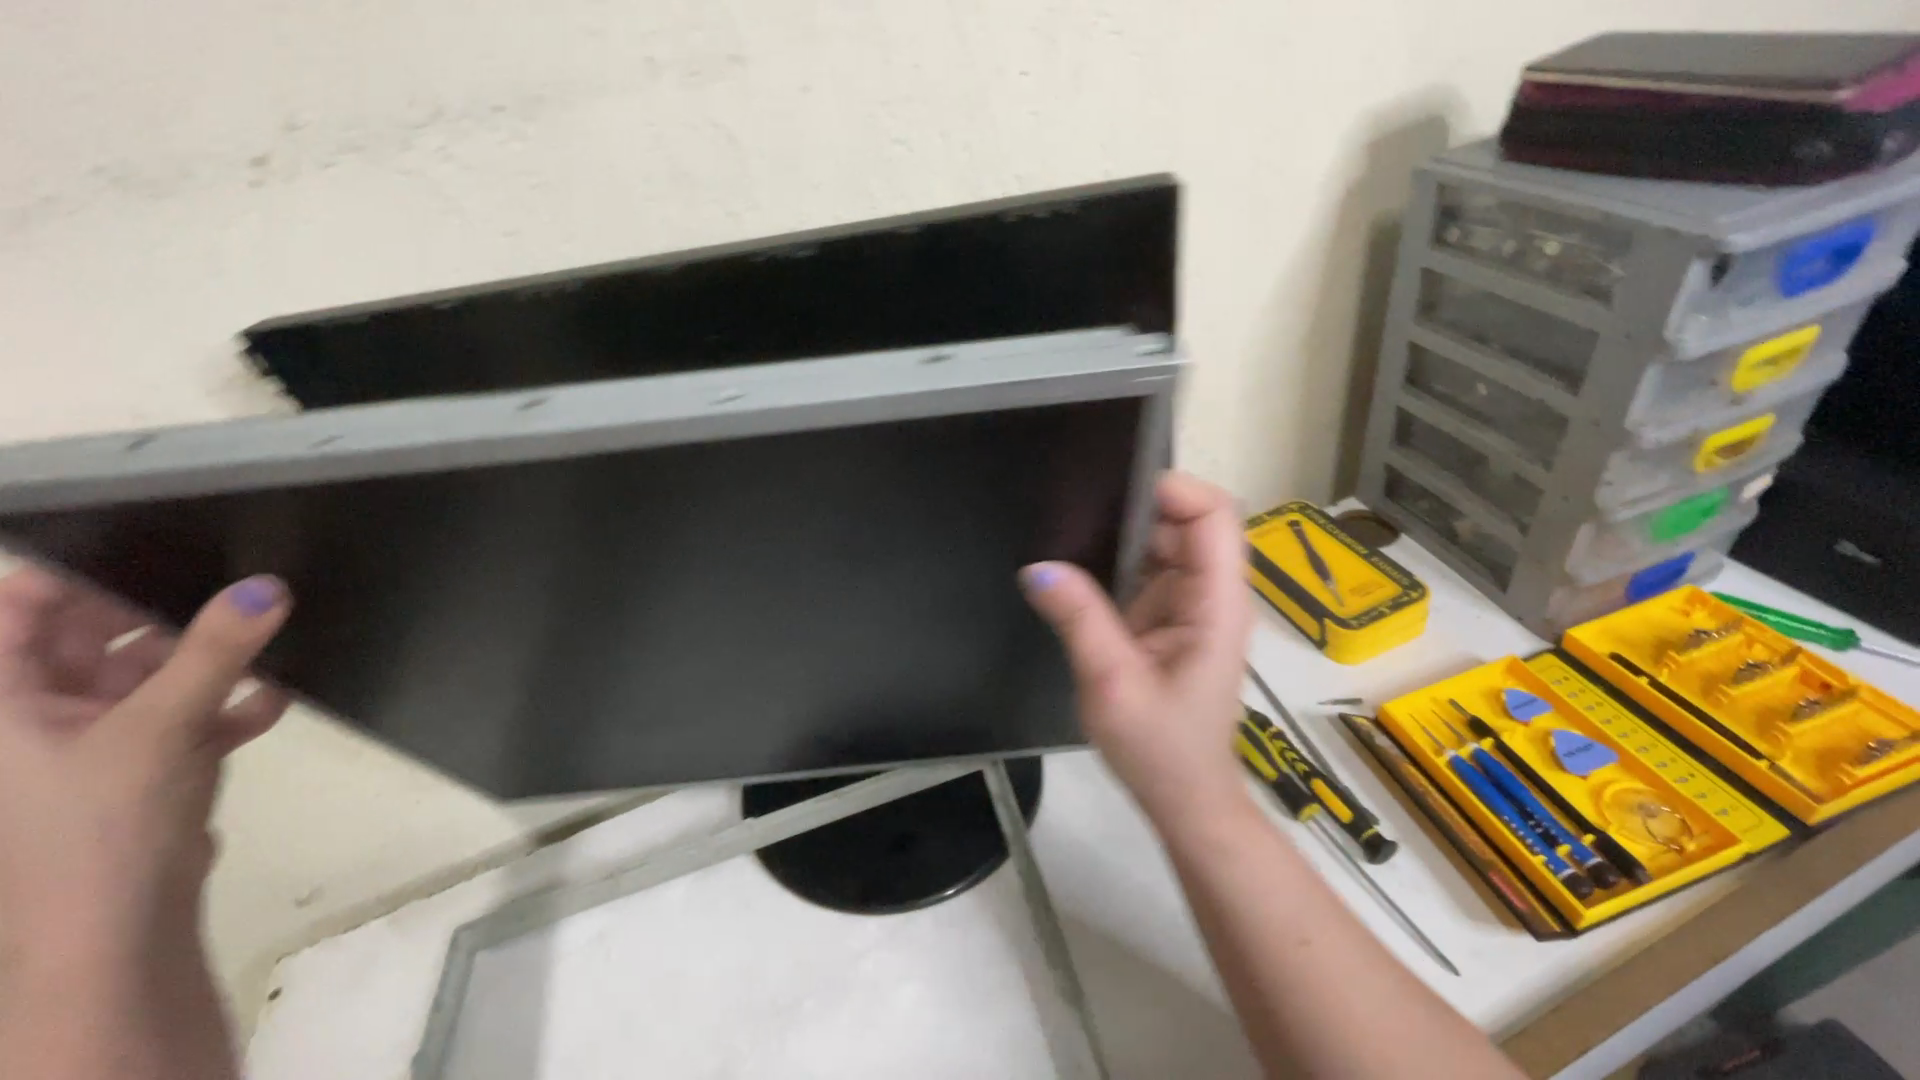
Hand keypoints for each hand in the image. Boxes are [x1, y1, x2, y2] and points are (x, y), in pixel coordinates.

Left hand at [0, 565, 291, 966]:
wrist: (116, 934)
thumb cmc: (101, 823)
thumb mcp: (161, 726)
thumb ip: (215, 653)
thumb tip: (266, 587)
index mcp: (5, 698)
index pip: (24, 604)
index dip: (83, 572)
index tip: (163, 546)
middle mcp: (42, 712)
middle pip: (98, 635)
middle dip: (168, 617)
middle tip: (236, 594)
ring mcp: (97, 741)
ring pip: (152, 676)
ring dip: (211, 665)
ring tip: (270, 647)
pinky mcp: (146, 768)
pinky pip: (188, 718)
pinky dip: (229, 708)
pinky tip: (274, 702)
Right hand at [1021, 472, 1252, 821]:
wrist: (1183, 797)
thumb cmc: (1160, 748)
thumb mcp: (1112, 683)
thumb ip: (1080, 620)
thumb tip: (1038, 568)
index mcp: (1217, 604)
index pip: (1215, 517)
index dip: (1174, 490)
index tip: (1116, 488)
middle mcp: (1213, 596)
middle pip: (1188, 524)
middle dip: (1138, 511)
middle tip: (1077, 511)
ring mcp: (1193, 607)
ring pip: (1166, 545)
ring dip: (1124, 537)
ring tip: (1072, 533)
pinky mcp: (1172, 621)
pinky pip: (1149, 572)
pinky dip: (1117, 564)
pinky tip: (1080, 568)